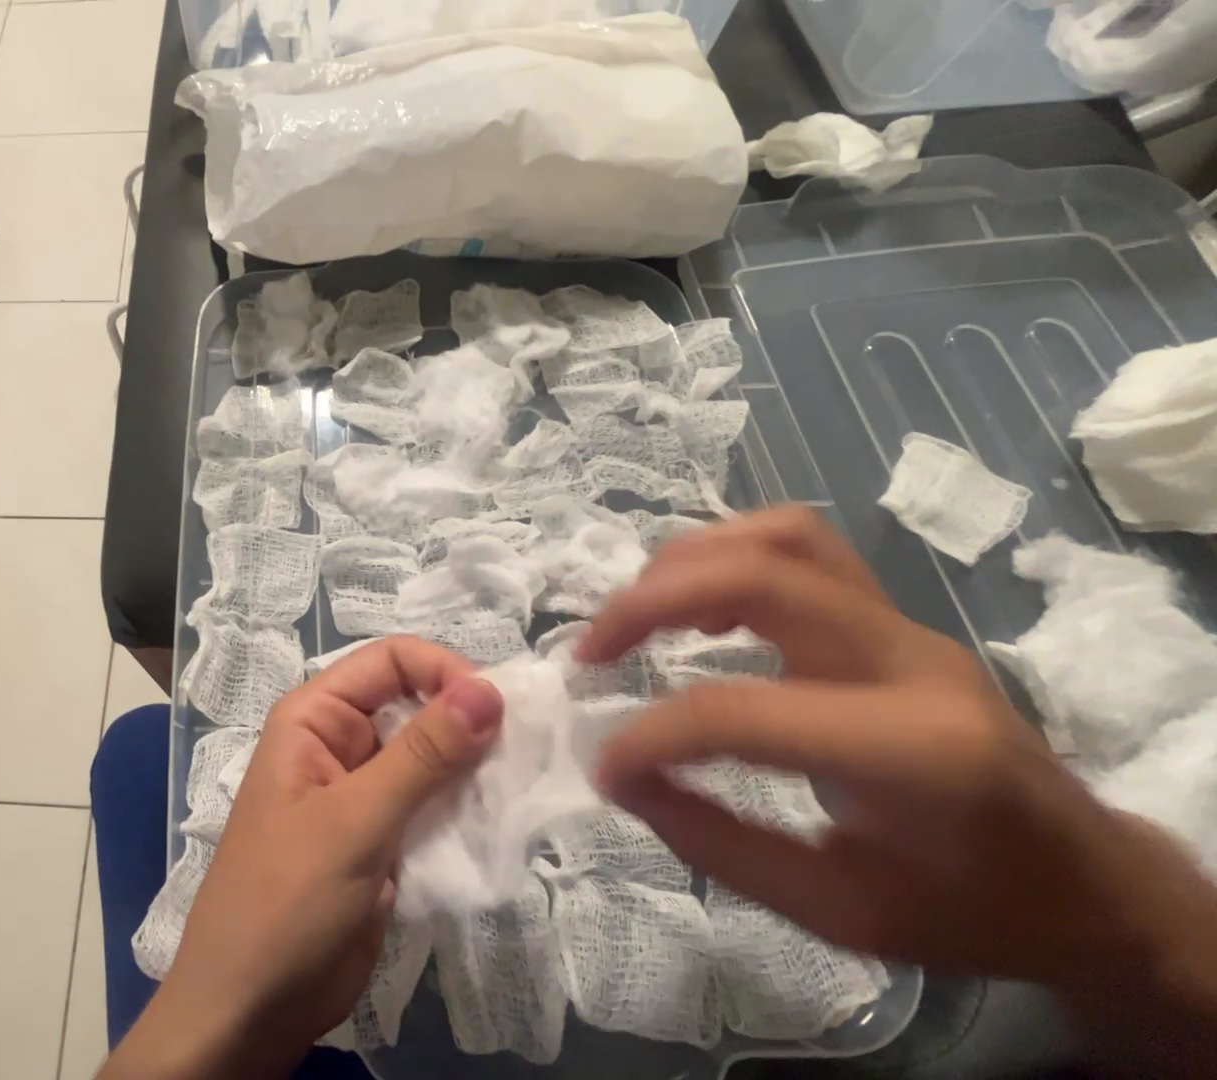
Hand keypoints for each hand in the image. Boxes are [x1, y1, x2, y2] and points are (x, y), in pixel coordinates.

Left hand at [101, 638, 504, 1079]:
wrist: (251, 1006)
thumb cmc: (286, 901)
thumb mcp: (354, 821)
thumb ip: (422, 756)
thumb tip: (488, 690)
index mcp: (314, 718)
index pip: (388, 661)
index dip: (444, 671)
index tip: (498, 709)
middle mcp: (339, 744)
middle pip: (415, 705)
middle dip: (468, 722)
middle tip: (523, 754)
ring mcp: (362, 793)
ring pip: (431, 757)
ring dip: (474, 769)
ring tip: (518, 788)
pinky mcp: (383, 838)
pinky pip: (432, 804)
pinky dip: (465, 808)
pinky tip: (498, 822)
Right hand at [580, 506, 1216, 1068]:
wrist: (1088, 884)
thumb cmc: (965, 909)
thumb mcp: (835, 912)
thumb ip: (716, 843)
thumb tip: (617, 776)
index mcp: (912, 752)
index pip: (743, 710)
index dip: (651, 735)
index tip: (605, 767)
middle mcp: (911, 661)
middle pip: (761, 574)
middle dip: (650, 601)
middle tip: (591, 651)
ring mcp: (907, 625)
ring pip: (783, 535)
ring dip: (686, 563)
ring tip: (634, 617)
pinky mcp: (891, 616)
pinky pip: (799, 547)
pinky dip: (724, 557)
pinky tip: (690, 606)